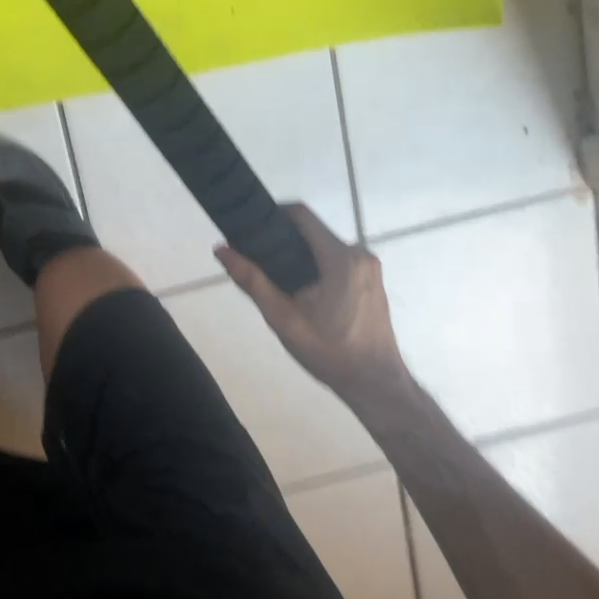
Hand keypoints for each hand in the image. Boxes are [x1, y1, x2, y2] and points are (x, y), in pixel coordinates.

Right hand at [216, 205, 411, 405]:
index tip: (247, 226)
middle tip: (252, 257)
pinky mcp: (370, 279)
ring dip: (295, 253)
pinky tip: (296, 288)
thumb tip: (221, 248)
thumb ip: (251, 280)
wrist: (377, 385)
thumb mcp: (283, 318)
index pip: (301, 215)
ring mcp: (368, 266)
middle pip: (310, 230)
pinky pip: (334, 258)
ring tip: (271, 276)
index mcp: (341, 258)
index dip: (271, 213)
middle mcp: (359, 254)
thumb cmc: (330, 352)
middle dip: (279, 238)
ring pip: (321, 245)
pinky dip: (312, 264)